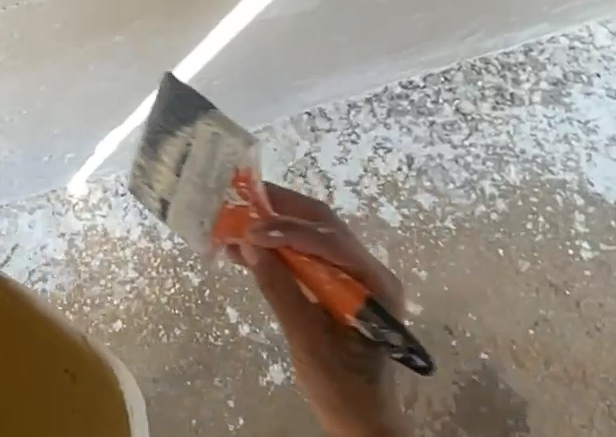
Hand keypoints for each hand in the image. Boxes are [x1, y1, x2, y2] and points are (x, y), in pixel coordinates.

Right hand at [235, 184, 410, 436]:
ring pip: (314, 232)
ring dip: (277, 224)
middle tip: (242, 200)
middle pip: (324, 224)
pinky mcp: (338, 283)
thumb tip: (247, 245)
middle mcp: (369, 270)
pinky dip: (279, 245)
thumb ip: (280, 289)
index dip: (290, 230)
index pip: (332, 241)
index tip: (252, 230)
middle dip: (282, 210)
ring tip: (240, 218)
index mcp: (375, 283)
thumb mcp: (308, 341)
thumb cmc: (342, 387)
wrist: (362, 421)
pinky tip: (250, 247)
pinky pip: (308, 252)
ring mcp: (355, 275)